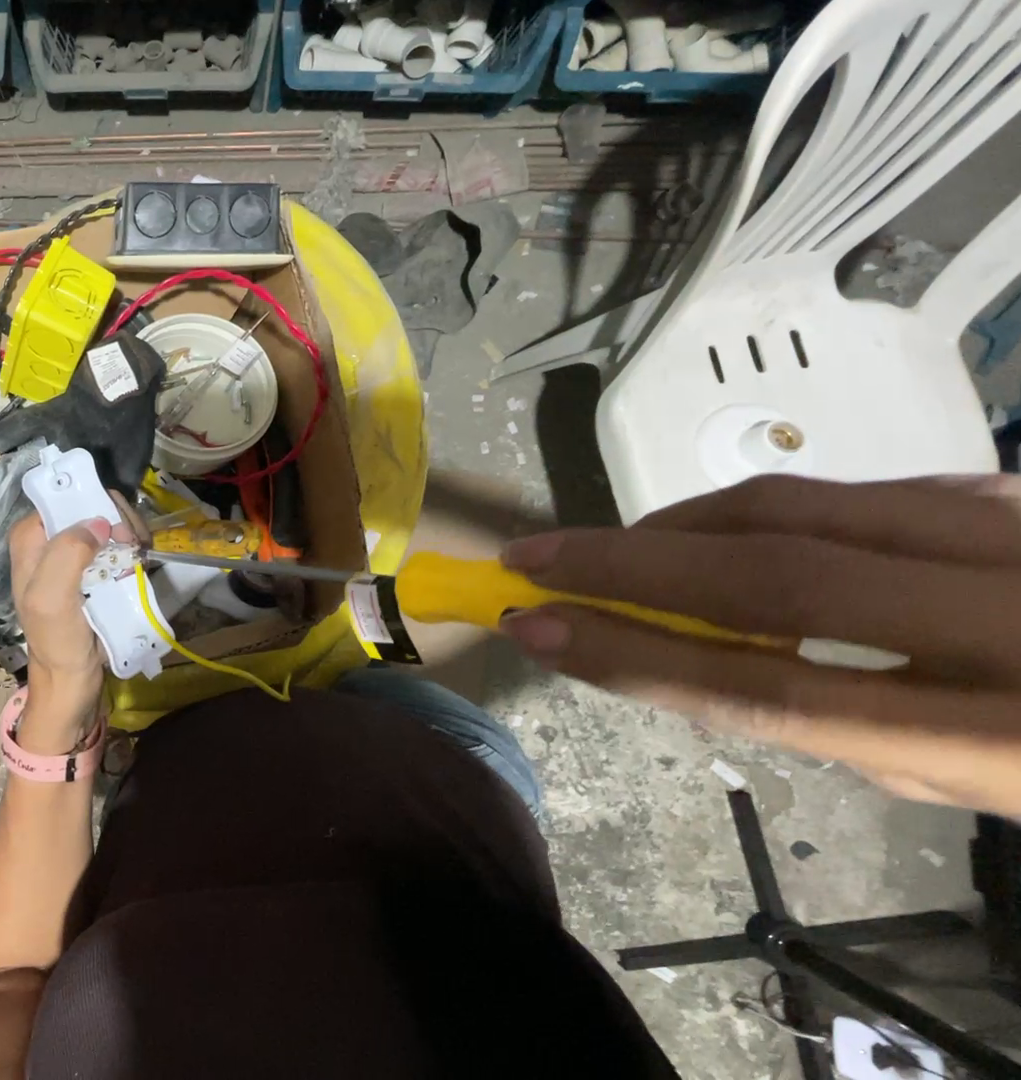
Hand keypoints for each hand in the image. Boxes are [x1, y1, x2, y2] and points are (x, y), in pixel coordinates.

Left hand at [6, 496, 142, 749]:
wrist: (73, 684)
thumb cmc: (57, 642)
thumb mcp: (49, 599)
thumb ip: (65, 555)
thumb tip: (98, 523)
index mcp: (30, 543)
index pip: (58, 500)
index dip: (87, 502)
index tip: (114, 522)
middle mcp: (49, 546)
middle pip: (87, 509)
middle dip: (115, 518)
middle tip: (134, 542)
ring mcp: (73, 561)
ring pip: (105, 526)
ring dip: (129, 533)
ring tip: (142, 553)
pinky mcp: (94, 576)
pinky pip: (115, 549)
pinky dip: (132, 550)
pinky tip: (142, 561)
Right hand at [496, 474, 1020, 817]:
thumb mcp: (983, 784)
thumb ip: (845, 723)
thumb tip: (694, 657)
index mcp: (1016, 739)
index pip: (770, 688)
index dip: (633, 656)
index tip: (535, 628)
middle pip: (773, 572)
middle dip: (625, 564)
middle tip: (530, 559)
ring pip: (807, 508)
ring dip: (682, 527)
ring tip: (616, 551)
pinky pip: (864, 490)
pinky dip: (768, 512)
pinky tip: (732, 536)